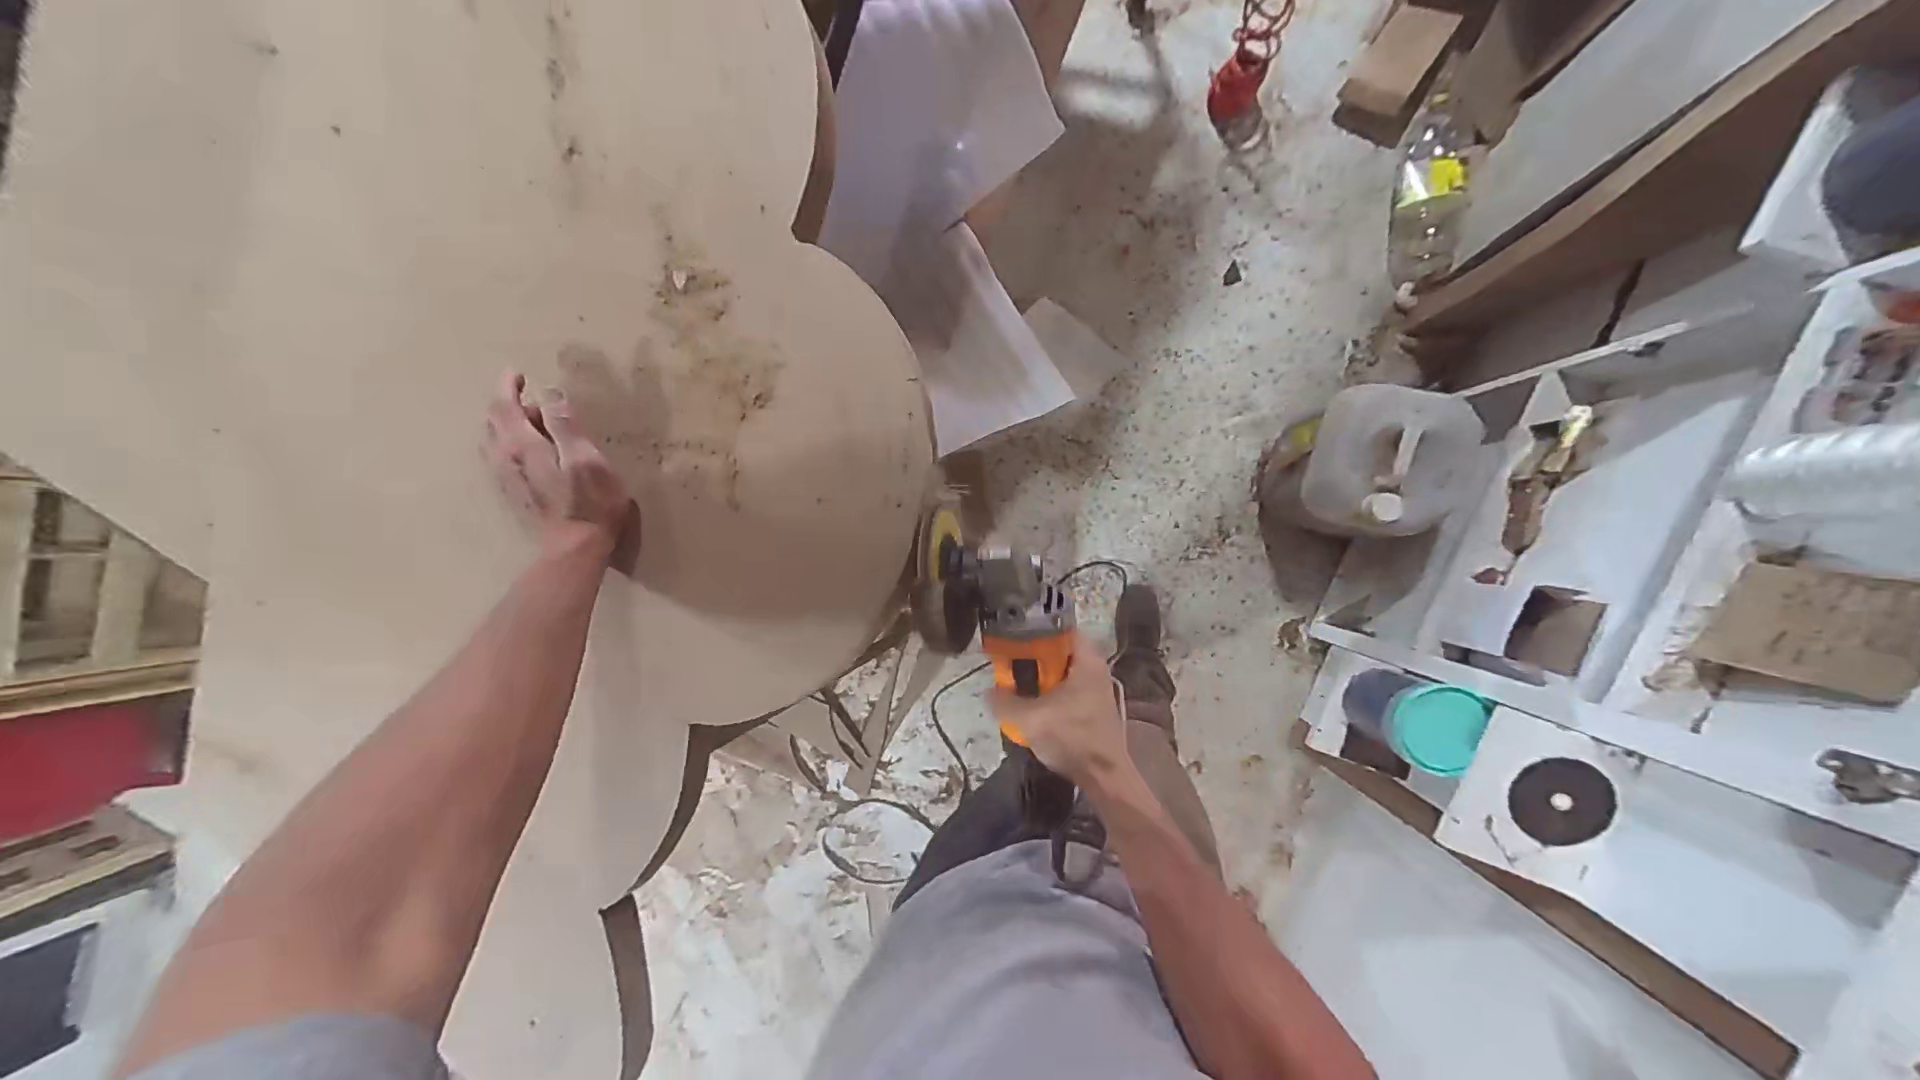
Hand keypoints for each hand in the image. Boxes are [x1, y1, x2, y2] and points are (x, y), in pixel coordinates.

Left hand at [484, 371, 638, 568]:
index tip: (518, 374)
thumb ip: (566, 425)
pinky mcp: (513, 493)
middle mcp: (504, 458)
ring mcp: (505, 478)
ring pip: (496, 440)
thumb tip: (550, 393)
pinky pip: (501, 458)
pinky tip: (532, 454)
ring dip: (511, 426)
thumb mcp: (587, 459)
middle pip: (495, 421)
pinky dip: (511, 445)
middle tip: (542, 406)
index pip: (504, 406)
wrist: (574, 549)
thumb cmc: (589, 503)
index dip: (509, 386)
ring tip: (538, 427)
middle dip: (512, 405)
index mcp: (522, 445)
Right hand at [989, 634, 1131, 789]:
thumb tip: (989, 692)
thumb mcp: (1030, 719)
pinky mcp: (1093, 707)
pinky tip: (1034, 707)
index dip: (1035, 629)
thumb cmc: (1072, 738)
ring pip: (1061, 672)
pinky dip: (1049, 693)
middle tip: (1010, 663)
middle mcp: (1095, 669)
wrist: (1104, 777)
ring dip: (1040, 678)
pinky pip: (1066, 689)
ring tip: (1017, 686)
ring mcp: (1096, 689)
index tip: (1013, 636)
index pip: (1061, 628)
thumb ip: (1005, 703)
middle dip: (1033, 656)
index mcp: (1087, 661)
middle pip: (1059, 650)